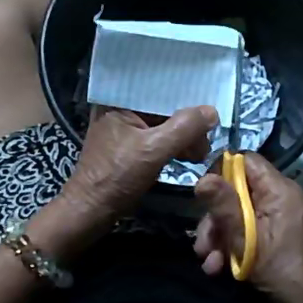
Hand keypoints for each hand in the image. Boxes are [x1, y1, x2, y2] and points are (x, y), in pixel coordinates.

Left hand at [44, 107, 216, 254]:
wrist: (89, 213)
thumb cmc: (116, 177)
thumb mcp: (154, 150)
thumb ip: (184, 128)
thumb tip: (212, 111)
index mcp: (119, 101)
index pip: (160, 89)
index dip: (187, 98)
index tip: (209, 113)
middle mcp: (120, 109)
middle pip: (164, 108)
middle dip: (188, 123)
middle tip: (205, 142)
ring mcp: (124, 129)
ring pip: (163, 124)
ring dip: (184, 137)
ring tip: (199, 153)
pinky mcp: (128, 148)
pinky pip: (158, 139)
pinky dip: (174, 146)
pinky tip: (187, 157)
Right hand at [193, 153, 302, 302]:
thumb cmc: (281, 271)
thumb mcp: (247, 239)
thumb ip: (225, 208)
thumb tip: (202, 179)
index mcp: (280, 189)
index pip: (246, 161)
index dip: (222, 173)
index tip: (204, 197)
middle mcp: (281, 196)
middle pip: (237, 190)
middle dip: (215, 217)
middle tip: (202, 244)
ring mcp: (279, 215)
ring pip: (238, 212)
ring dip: (219, 236)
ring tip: (208, 262)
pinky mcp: (276, 233)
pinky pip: (249, 228)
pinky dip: (232, 244)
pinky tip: (219, 266)